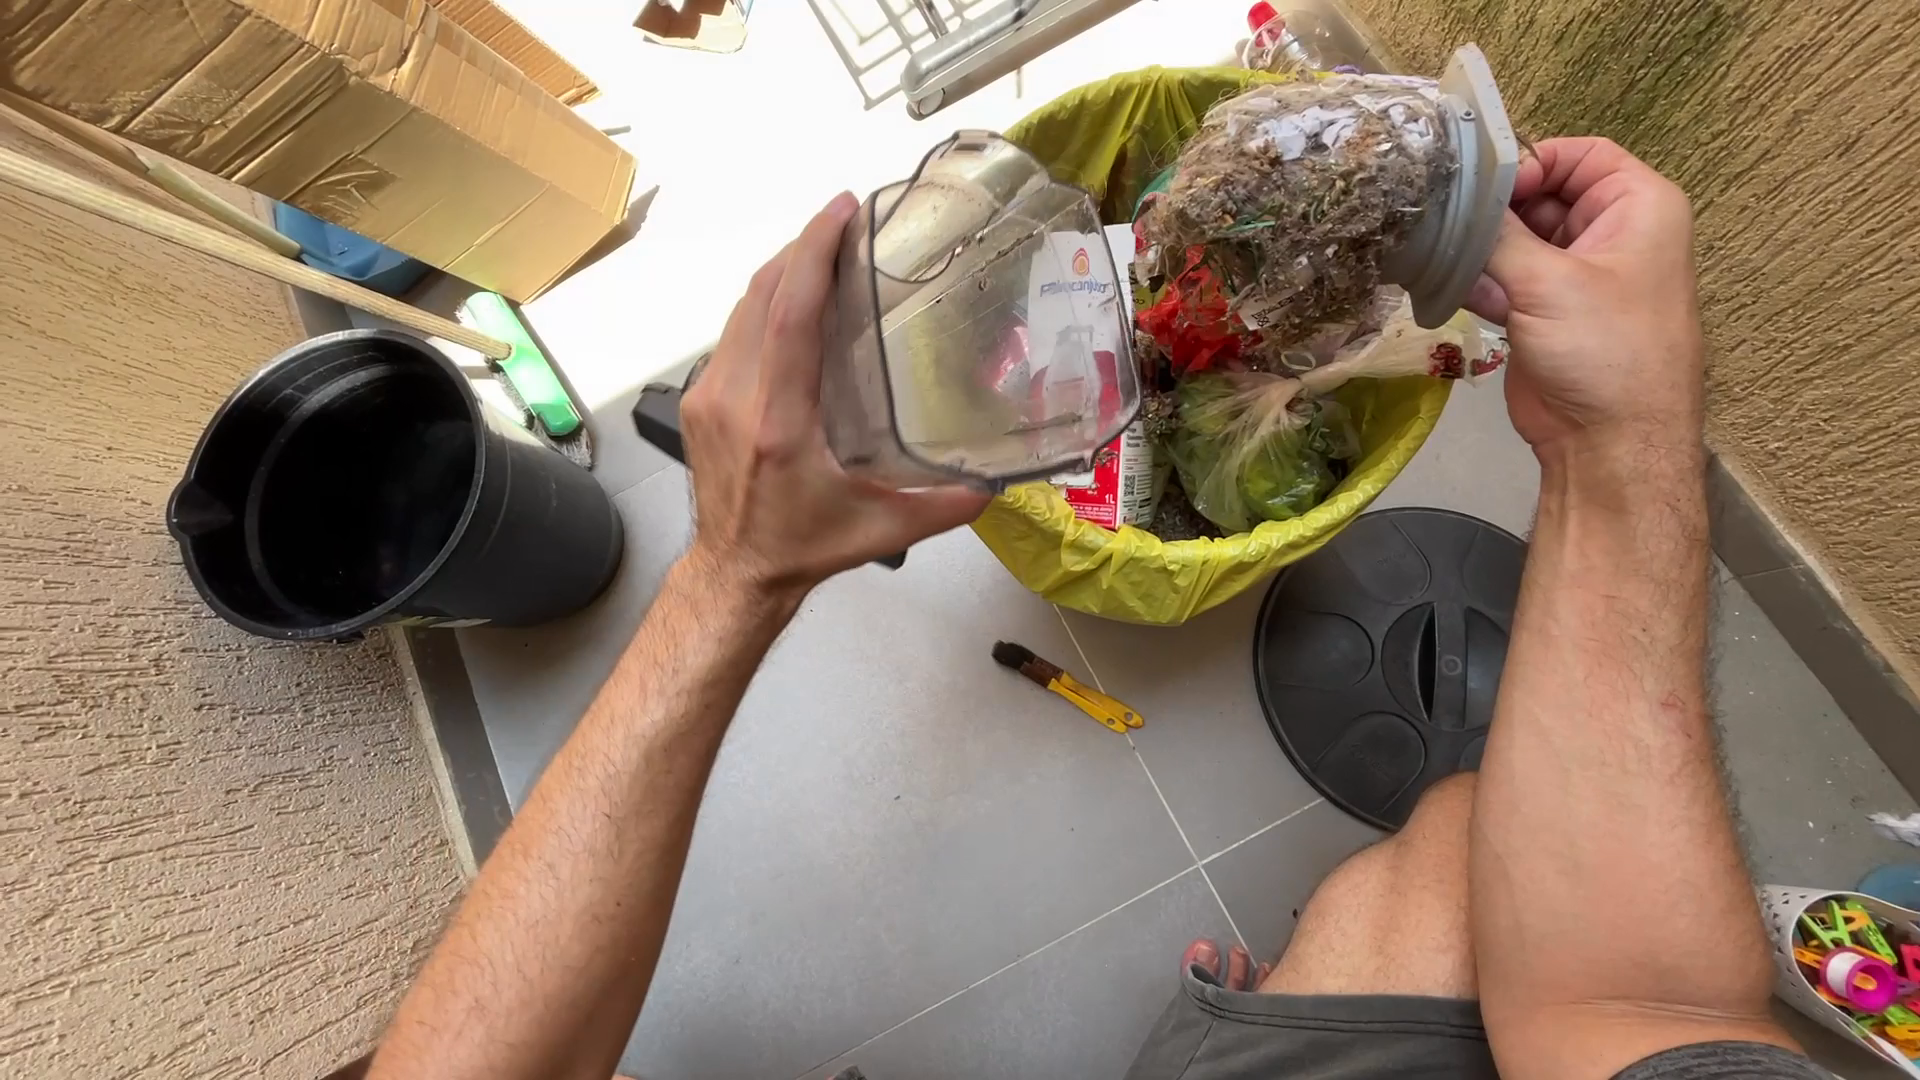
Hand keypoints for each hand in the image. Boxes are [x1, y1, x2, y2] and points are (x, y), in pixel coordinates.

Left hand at [678, 193, 991, 602]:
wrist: (736, 572)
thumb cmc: (807, 549)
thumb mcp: (884, 530)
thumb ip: (945, 505)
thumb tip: (998, 479)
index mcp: (779, 423)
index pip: (789, 313)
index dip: (813, 252)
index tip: (842, 210)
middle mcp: (735, 398)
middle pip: (761, 294)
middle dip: (802, 247)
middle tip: (846, 224)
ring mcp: (708, 396)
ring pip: (740, 309)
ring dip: (782, 273)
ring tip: (825, 255)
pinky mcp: (698, 400)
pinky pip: (732, 334)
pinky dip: (764, 305)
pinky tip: (795, 307)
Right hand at [1466, 138, 1703, 456]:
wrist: (1604, 433)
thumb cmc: (1602, 346)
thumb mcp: (1549, 281)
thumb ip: (1500, 239)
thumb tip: (1455, 207)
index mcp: (1634, 207)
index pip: (1580, 156)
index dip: (1530, 164)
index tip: (1479, 190)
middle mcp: (1602, 235)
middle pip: (1539, 198)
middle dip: (1492, 211)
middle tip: (1439, 223)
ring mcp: (1566, 276)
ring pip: (1512, 243)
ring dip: (1475, 250)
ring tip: (1429, 255)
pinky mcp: (1535, 312)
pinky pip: (1498, 281)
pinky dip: (1471, 282)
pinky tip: (1439, 286)